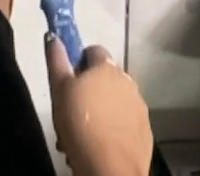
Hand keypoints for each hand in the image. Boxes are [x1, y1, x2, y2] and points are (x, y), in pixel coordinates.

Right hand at [45, 37, 153, 175]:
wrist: (110, 170)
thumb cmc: (80, 124)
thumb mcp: (59, 89)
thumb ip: (56, 59)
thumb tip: (54, 37)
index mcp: (107, 67)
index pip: (93, 50)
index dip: (78, 62)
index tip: (68, 80)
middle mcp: (128, 82)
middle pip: (105, 77)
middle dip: (89, 89)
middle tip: (72, 109)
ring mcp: (139, 107)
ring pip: (115, 100)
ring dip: (101, 109)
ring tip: (83, 130)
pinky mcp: (145, 132)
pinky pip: (126, 122)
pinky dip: (114, 127)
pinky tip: (100, 142)